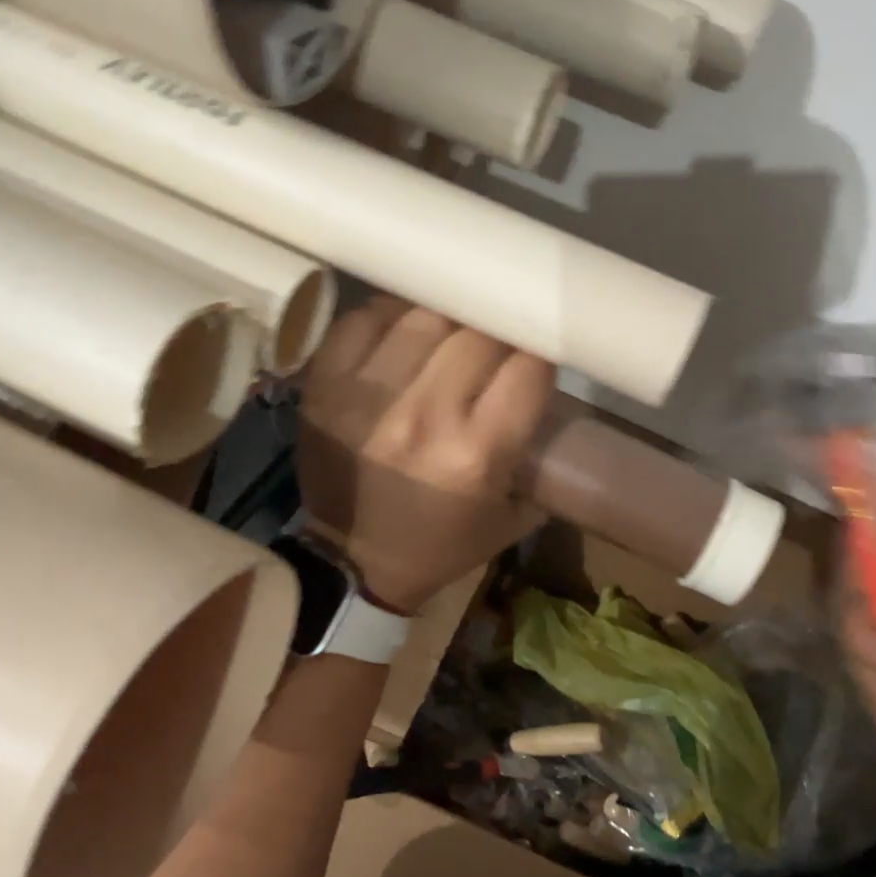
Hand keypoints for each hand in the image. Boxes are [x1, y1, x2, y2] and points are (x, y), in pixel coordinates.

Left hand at [297, 298, 554, 613]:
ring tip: (452, 335)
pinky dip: (392, 318)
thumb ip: (537, 454)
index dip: (539, 355)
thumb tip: (550, 394)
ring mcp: (367, 395)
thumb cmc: (441, 545)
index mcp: (476, 454)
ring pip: (424, 315)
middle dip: (498, 334)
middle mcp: (423, 416)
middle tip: (497, 345)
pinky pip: (366, 319)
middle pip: (477, 333)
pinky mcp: (325, 384)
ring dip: (448, 320)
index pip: (527, 367)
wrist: (354, 561)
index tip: (536, 358)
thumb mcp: (512, 516)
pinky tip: (404, 334)